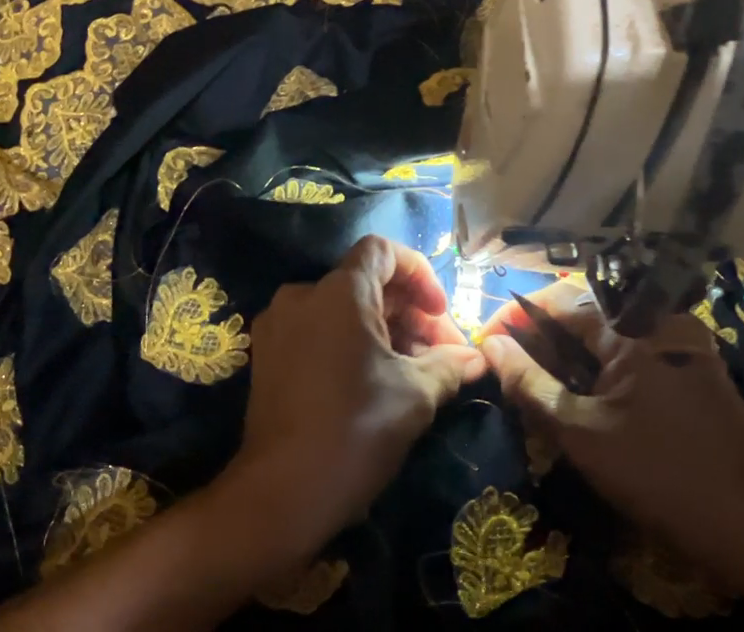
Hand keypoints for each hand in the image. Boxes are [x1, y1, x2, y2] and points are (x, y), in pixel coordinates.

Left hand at [229, 235, 485, 553]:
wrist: (281, 491)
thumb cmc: (356, 430)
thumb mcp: (416, 395)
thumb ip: (448, 365)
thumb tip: (476, 358)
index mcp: (337, 291)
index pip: (382, 251)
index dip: (419, 273)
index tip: (440, 313)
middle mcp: (301, 295)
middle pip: (364, 282)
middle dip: (409, 312)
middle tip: (443, 354)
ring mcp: (278, 325)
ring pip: (341, 309)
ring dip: (383, 330)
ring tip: (416, 372)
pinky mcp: (267, 355)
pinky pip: (317, 331)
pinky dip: (349, 343)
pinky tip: (375, 381)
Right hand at [480, 281, 743, 631]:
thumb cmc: (656, 475)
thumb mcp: (578, 432)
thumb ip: (528, 383)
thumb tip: (490, 344)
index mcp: (635, 327)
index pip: (560, 299)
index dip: (517, 315)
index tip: (486, 338)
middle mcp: (664, 323)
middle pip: (586, 312)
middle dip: (541, 333)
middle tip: (507, 361)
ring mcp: (685, 347)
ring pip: (610, 333)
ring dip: (569, 350)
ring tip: (535, 377)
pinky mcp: (694, 372)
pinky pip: (635, 352)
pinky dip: (600, 364)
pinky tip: (579, 391)